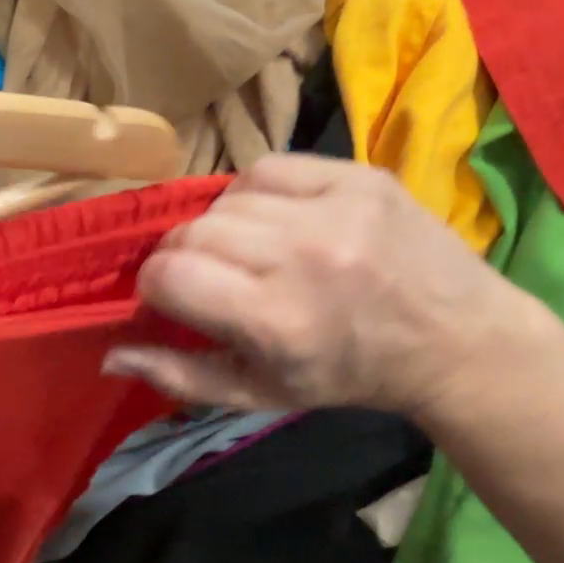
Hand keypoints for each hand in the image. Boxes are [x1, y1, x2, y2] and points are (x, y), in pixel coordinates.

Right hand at [104, 155, 559, 414]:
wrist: (454, 338)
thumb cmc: (339, 376)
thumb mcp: (252, 394)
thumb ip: (176, 374)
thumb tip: (109, 355)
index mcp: (272, 318)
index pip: (169, 274)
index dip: (154, 287)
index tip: (171, 302)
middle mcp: (301, 255)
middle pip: (190, 233)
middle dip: (178, 257)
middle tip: (202, 279)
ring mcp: (336, 208)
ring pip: (224, 200)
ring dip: (214, 227)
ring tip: (239, 251)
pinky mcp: (360, 176)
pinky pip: (268, 167)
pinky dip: (250, 193)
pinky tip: (266, 219)